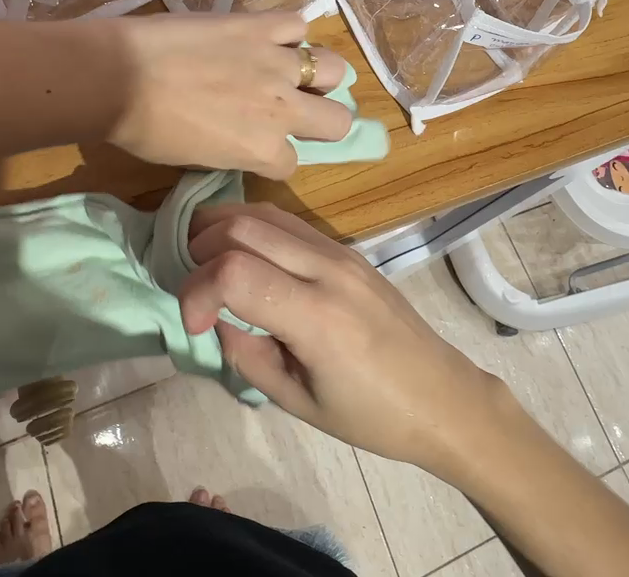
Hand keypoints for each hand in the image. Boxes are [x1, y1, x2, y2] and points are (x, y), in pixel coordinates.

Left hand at [101, 13, 351, 179]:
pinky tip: (268, 37)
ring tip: (295, 70)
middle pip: (338, 121)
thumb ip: (234, 150)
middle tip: (299, 111)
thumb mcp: (196, 158)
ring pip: (334, 68)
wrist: (118, 76)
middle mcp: (282, 109)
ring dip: (319, 74)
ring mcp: (275, 63)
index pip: (291, 162)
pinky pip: (297, 23)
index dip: (274, 155)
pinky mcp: (260, 25)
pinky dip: (288, 32)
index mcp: (263, 150)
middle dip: (323, 121)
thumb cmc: (146, 129)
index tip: (258, 146)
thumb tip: (242, 138)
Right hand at [176, 201, 511, 474]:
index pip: (234, 271)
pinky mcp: (345, 248)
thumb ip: (245, 354)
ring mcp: (339, 251)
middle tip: (188, 285)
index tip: (194, 323)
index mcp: (317, 317)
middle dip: (198, 250)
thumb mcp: (296, 402)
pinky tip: (239, 253)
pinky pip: (287, 221)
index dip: (196, 291)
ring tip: (201, 262)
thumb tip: (214, 316)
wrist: (441, 397)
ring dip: (220, 228)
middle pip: (241, 227)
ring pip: (263, 212)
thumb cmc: (370, 415)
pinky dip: (250, 227)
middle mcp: (328, 269)